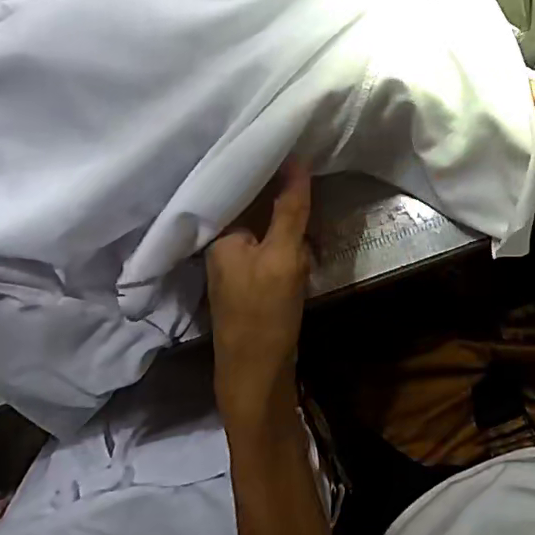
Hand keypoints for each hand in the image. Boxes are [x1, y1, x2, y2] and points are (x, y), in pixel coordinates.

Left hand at [207, 162, 311, 416]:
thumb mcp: (283, 256)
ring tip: (314, 234)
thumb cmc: (265, 313)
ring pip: (268, 234)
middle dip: (288, 209)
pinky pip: (271, 254)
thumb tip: (297, 162)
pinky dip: (290, 253)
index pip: (246, 189)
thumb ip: (289, 210)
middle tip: (315, 205)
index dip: (275, 175)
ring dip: (292, 233)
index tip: (303, 160)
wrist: (257, 375)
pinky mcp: (249, 287)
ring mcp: (234, 269)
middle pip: (258, 211)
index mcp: (219, 234)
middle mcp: (220, 247)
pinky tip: (306, 257)